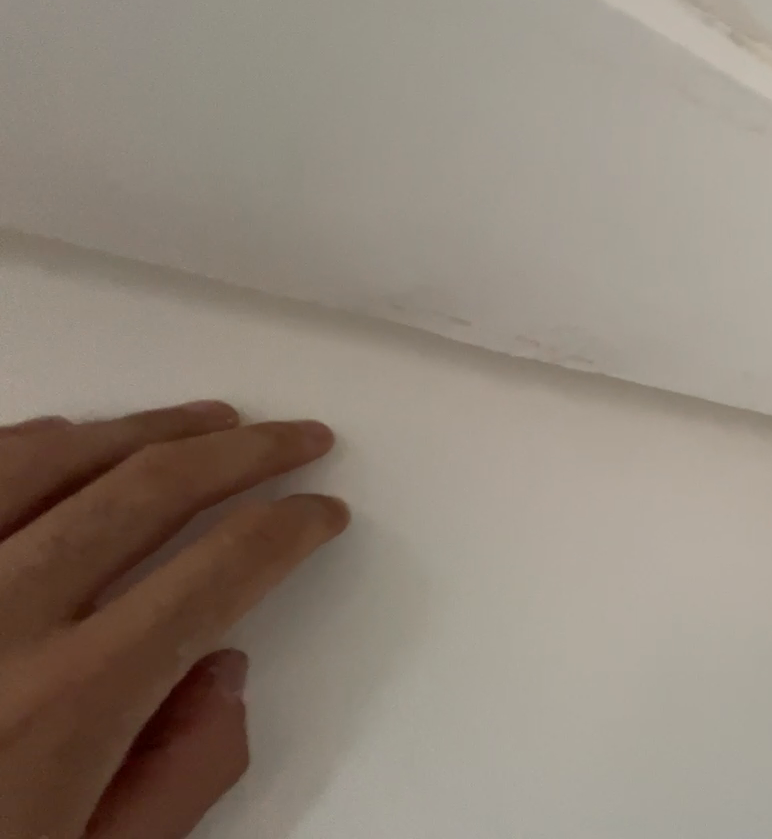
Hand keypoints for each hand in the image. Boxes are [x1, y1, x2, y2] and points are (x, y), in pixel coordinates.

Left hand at [0, 403, 347, 838]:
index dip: (297, 524)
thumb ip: (184, 772)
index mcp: (63, 702)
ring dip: (144, 430)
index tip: (321, 514)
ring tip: (204, 419)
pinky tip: (69, 438)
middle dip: (249, 450)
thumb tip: (218, 672)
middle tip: (299, 436)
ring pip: (43, 463)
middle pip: (150, 489)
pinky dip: (19, 447)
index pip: (230, 563)